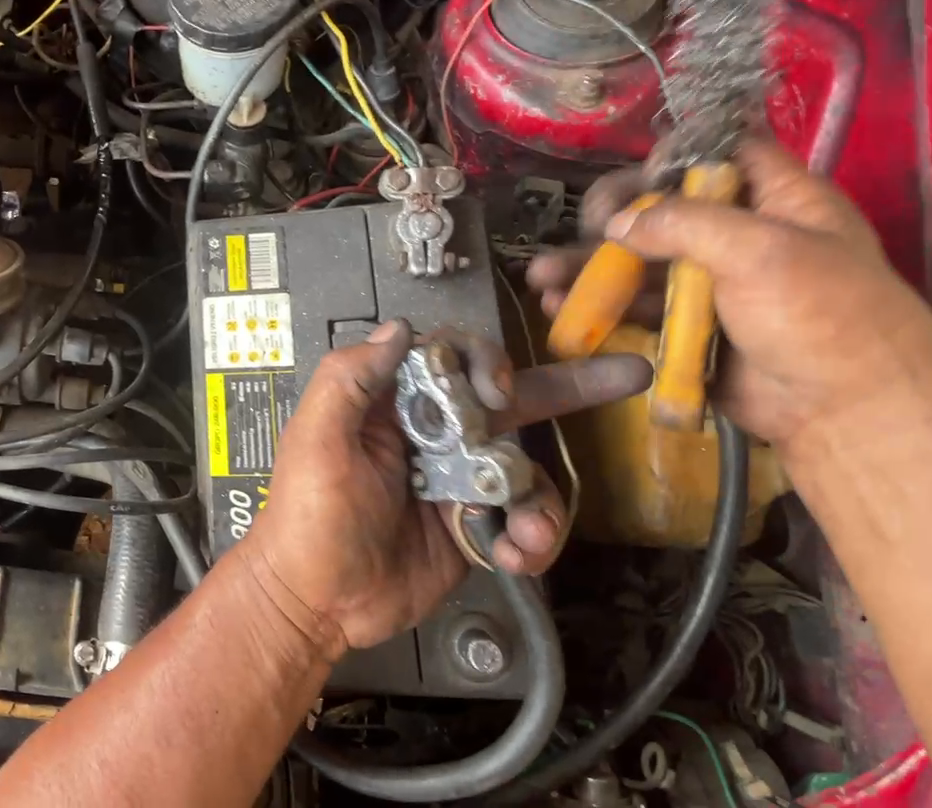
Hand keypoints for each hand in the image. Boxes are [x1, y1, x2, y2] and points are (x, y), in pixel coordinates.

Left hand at [237, 319, 650, 662]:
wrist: (317, 601)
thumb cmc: (308, 517)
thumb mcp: (316, 439)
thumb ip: (350, 379)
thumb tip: (399, 329)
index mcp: (391, 405)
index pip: (450, 360)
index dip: (483, 362)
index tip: (496, 391)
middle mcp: (430, 434)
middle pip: (505, 400)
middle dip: (564, 387)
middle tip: (623, 375)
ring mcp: (455, 480)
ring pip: (525, 467)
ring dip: (541, 499)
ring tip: (528, 532)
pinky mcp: (471, 525)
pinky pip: (522, 519)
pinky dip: (532, 538)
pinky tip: (514, 555)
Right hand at [527, 139, 931, 449]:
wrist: (844, 415)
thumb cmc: (823, 318)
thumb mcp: (763, 252)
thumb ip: (683, 224)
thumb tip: (615, 225)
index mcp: (778, 202)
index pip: (724, 152)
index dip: (678, 153)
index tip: (636, 173)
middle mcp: (738, 235)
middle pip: (661, 207)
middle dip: (613, 216)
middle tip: (587, 228)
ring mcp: (707, 283)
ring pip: (636, 261)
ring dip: (587, 267)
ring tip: (541, 277)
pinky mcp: (684, 325)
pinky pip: (632, 307)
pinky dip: (595, 305)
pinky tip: (556, 306)